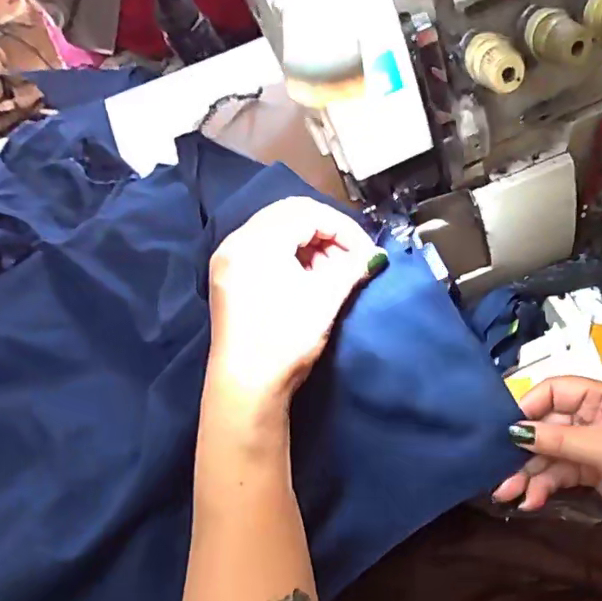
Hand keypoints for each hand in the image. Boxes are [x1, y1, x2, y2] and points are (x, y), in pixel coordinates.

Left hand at [207, 197, 384, 407]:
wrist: (247, 387)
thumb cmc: (284, 341)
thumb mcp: (324, 299)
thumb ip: (351, 268)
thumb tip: (372, 256)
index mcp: (257, 242)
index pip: (307, 212)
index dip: (343, 228)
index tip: (365, 252)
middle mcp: (236, 243)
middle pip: (289, 216)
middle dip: (327, 233)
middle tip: (350, 260)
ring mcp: (229, 261)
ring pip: (276, 231)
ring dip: (310, 244)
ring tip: (332, 274)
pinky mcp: (229, 280)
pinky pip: (264, 250)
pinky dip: (290, 256)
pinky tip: (309, 280)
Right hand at [491, 377, 601, 537]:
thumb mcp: (601, 448)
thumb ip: (555, 439)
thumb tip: (513, 431)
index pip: (554, 391)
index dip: (528, 407)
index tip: (502, 429)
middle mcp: (593, 415)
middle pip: (546, 426)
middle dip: (522, 450)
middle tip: (497, 470)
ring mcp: (591, 444)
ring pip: (549, 454)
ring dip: (528, 474)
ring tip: (508, 495)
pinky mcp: (590, 470)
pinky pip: (558, 473)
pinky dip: (544, 486)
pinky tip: (531, 502)